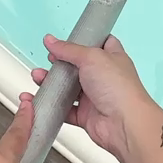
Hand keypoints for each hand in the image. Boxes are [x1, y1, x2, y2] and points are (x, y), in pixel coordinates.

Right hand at [29, 34, 160, 162]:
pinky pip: (65, 110)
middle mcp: (104, 77)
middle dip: (61, 63)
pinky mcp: (86, 115)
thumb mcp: (92, 57)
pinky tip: (41, 99)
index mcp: (112, 58)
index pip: (100, 43)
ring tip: (38, 77)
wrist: (124, 123)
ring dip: (52, 83)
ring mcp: (95, 97)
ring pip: (69, 89)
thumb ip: (69, 49)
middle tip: (50, 59)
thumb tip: (52, 41)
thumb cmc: (119, 88)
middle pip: (79, 67)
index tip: (69, 39)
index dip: (85, 40)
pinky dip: (52, 106)